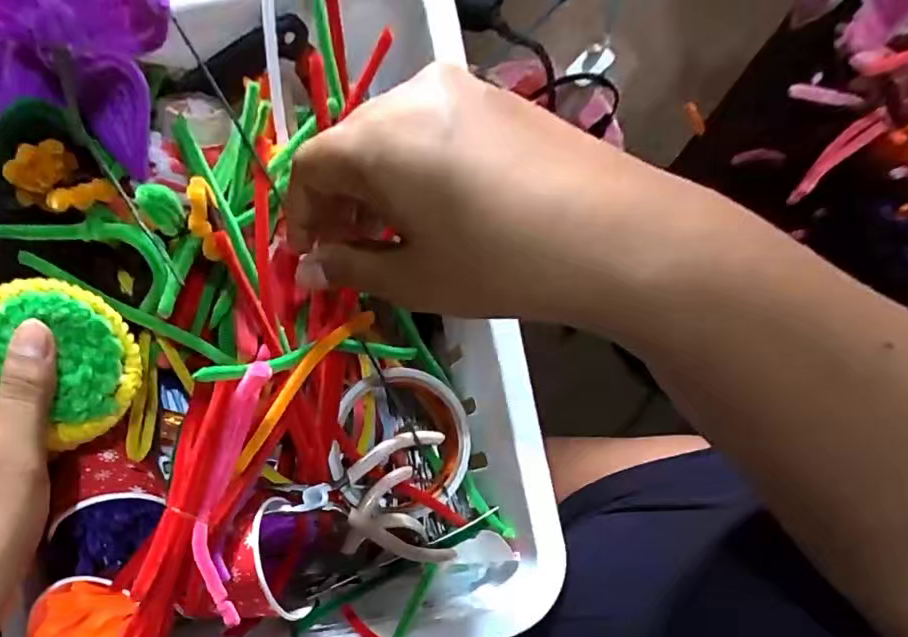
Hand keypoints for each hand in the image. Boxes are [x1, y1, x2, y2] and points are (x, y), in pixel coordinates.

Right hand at [286, 63, 667, 323]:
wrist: (609, 236)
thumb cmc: (496, 264)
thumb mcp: (412, 277)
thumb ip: (349, 266)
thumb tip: (307, 268)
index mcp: (379, 135)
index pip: (310, 165)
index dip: (298, 217)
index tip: (306, 259)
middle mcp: (411, 93)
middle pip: (348, 146)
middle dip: (336, 204)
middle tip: (346, 255)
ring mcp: (459, 88)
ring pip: (389, 137)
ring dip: (373, 189)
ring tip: (388, 240)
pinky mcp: (494, 99)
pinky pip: (428, 131)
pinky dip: (410, 172)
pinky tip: (429, 212)